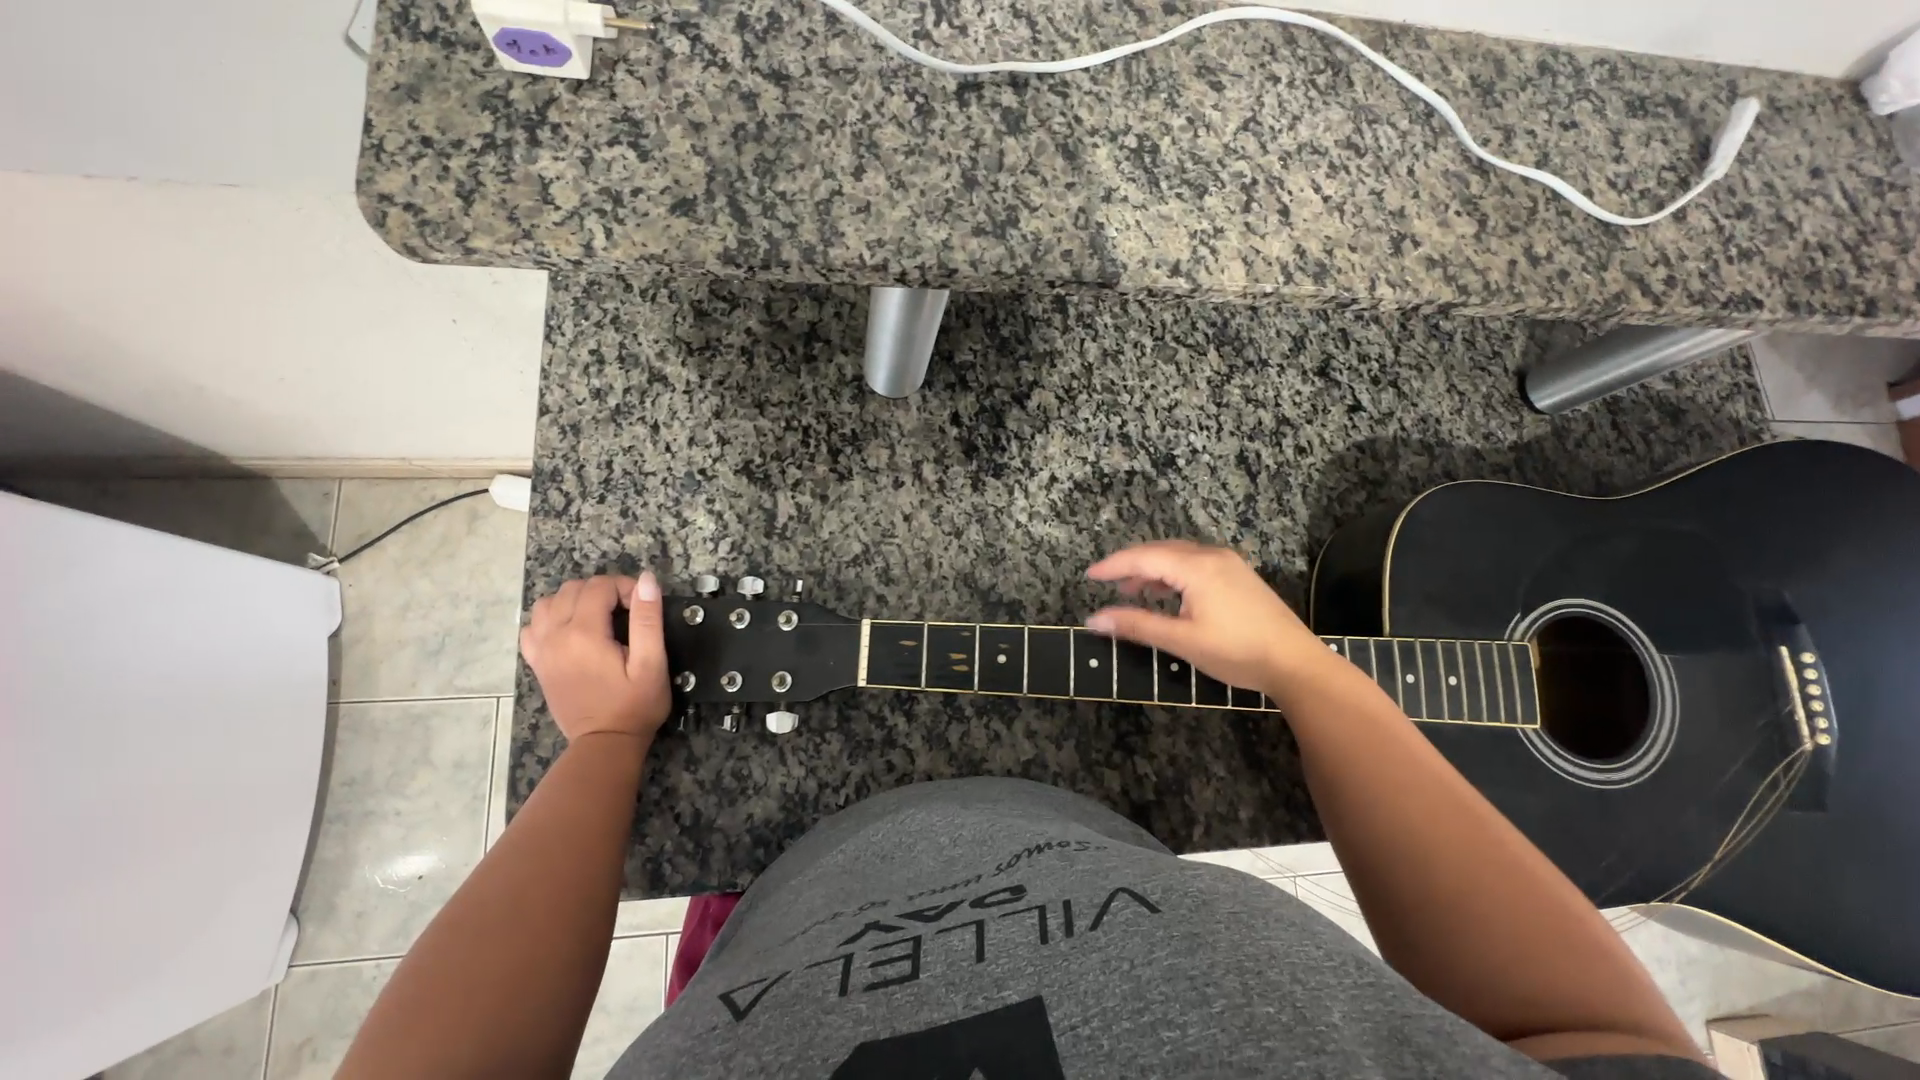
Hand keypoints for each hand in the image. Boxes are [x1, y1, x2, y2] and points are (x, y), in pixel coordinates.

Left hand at [520, 571, 672, 742]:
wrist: (604, 743)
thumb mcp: (652, 663)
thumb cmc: (634, 705)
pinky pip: (532, 627)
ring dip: (575, 600)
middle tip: (627, 611)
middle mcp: (555, 636)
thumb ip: (648, 619)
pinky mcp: (537, 663)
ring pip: (548, 602)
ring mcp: (541, 650)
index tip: (642, 606)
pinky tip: (569, 631)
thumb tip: (646, 580)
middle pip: (573, 589)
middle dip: (603, 590)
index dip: (626, 587)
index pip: (600, 586)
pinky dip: (550, 619)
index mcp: (584, 634)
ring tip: (598, 616)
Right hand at [1084, 540, 1330, 694]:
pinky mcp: (1239, 576)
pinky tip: (1167, 594)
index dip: (1114, 565)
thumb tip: (1094, 620)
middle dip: (1131, 565)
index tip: (1089, 575)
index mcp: (1196, 567)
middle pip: (1162, 550)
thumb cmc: (1236, 652)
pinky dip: (1173, 574)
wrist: (1295, 663)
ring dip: (1153, 570)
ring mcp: (1229, 564)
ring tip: (1132, 591)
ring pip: (1180, 556)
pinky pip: (1196, 564)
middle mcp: (1212, 557)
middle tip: (1107, 583)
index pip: (1144, 557)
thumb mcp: (1181, 641)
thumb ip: (1136, 625)